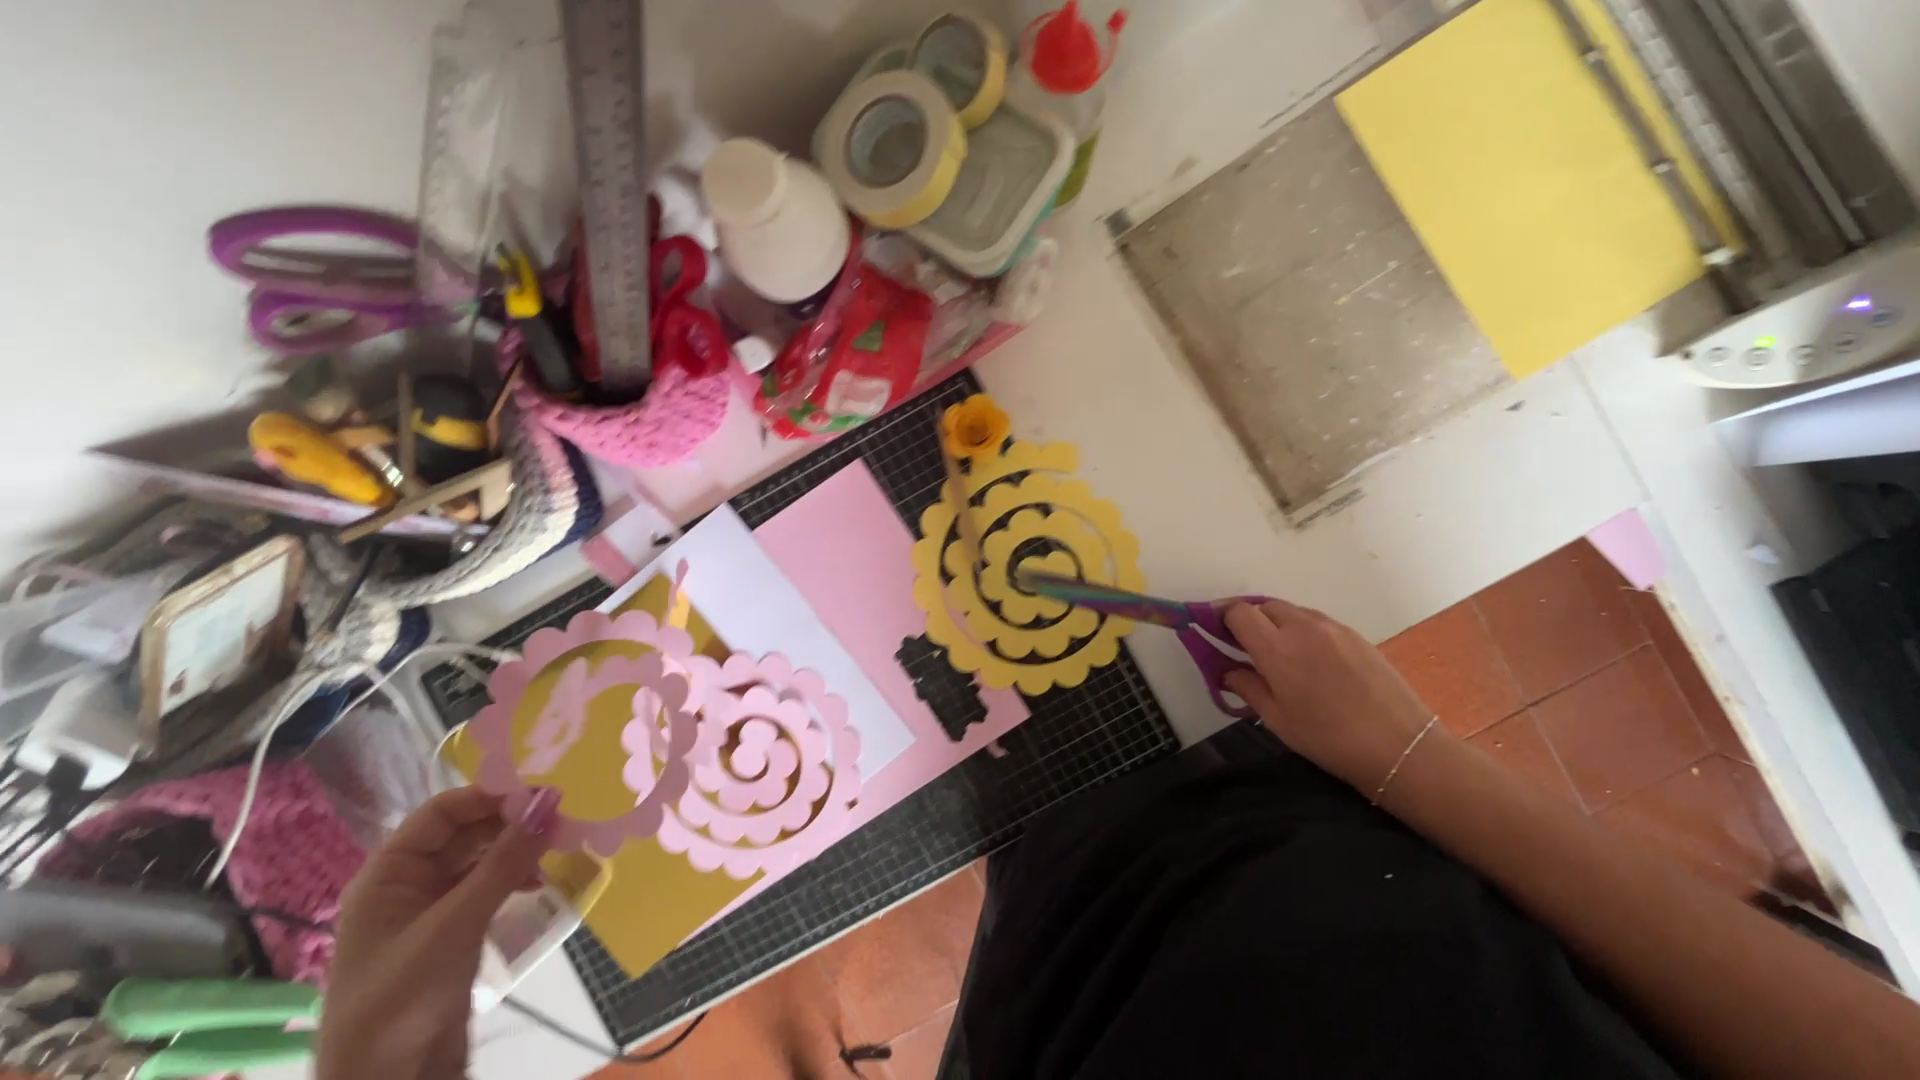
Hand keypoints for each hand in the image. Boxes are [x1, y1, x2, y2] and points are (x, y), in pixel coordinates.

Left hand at [318, 786, 558, 1079]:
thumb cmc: (404, 996)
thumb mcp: (457, 923)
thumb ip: (504, 862)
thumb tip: (549, 803)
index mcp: (389, 873)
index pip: (443, 812)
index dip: (490, 797)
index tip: (544, 794)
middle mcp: (407, 884)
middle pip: (464, 833)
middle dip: (510, 823)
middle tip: (562, 820)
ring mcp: (429, 912)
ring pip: (479, 861)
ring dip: (516, 851)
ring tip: (557, 849)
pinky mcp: (451, 937)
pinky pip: (485, 891)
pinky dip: (513, 880)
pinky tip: (538, 884)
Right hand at [1224, 600, 1437, 792]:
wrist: (1400, 746)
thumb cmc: (1329, 739)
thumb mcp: (1278, 720)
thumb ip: (1248, 688)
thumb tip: (1228, 671)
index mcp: (1277, 649)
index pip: (1238, 613)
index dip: (1220, 617)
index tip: (1211, 630)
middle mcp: (1303, 628)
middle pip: (1263, 606)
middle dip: (1246, 619)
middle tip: (1239, 644)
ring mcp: (1333, 628)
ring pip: (1291, 611)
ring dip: (1274, 623)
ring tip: (1273, 653)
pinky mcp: (1354, 635)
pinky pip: (1316, 622)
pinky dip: (1300, 630)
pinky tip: (1306, 660)